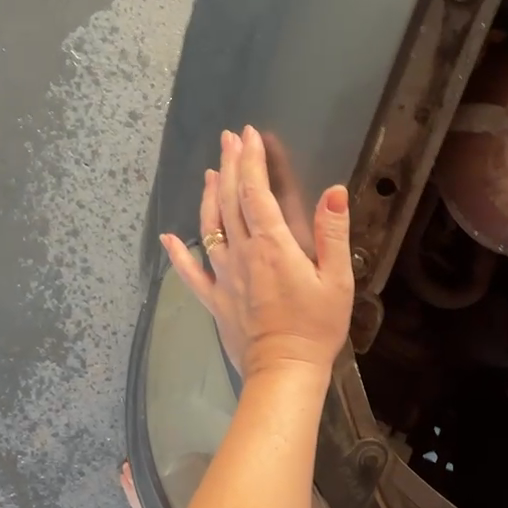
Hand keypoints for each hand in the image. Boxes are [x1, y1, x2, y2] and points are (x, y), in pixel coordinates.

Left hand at [160, 126, 354, 382]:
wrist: (285, 371)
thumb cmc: (317, 327)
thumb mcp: (337, 280)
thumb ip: (332, 233)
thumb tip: (334, 191)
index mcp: (272, 246)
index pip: (255, 193)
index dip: (252, 162)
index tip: (249, 135)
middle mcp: (242, 254)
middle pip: (229, 202)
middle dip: (230, 167)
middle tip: (228, 139)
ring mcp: (224, 277)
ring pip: (210, 229)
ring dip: (208, 197)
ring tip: (209, 172)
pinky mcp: (215, 300)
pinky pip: (192, 274)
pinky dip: (178, 254)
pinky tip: (170, 238)